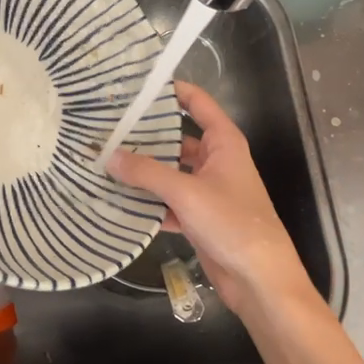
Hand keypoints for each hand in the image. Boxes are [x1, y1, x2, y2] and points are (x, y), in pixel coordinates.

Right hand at [106, 81, 311, 312]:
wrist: (258, 278)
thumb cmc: (232, 223)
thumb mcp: (186, 192)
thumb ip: (146, 172)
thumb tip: (108, 155)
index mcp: (223, 143)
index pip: (197, 103)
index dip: (172, 90)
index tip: (136, 85)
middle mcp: (215, 161)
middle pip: (176, 138)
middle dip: (146, 135)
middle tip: (107, 127)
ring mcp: (206, 190)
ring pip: (169, 171)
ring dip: (143, 171)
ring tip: (104, 161)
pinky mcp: (198, 217)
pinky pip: (167, 201)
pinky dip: (147, 202)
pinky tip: (119, 201)